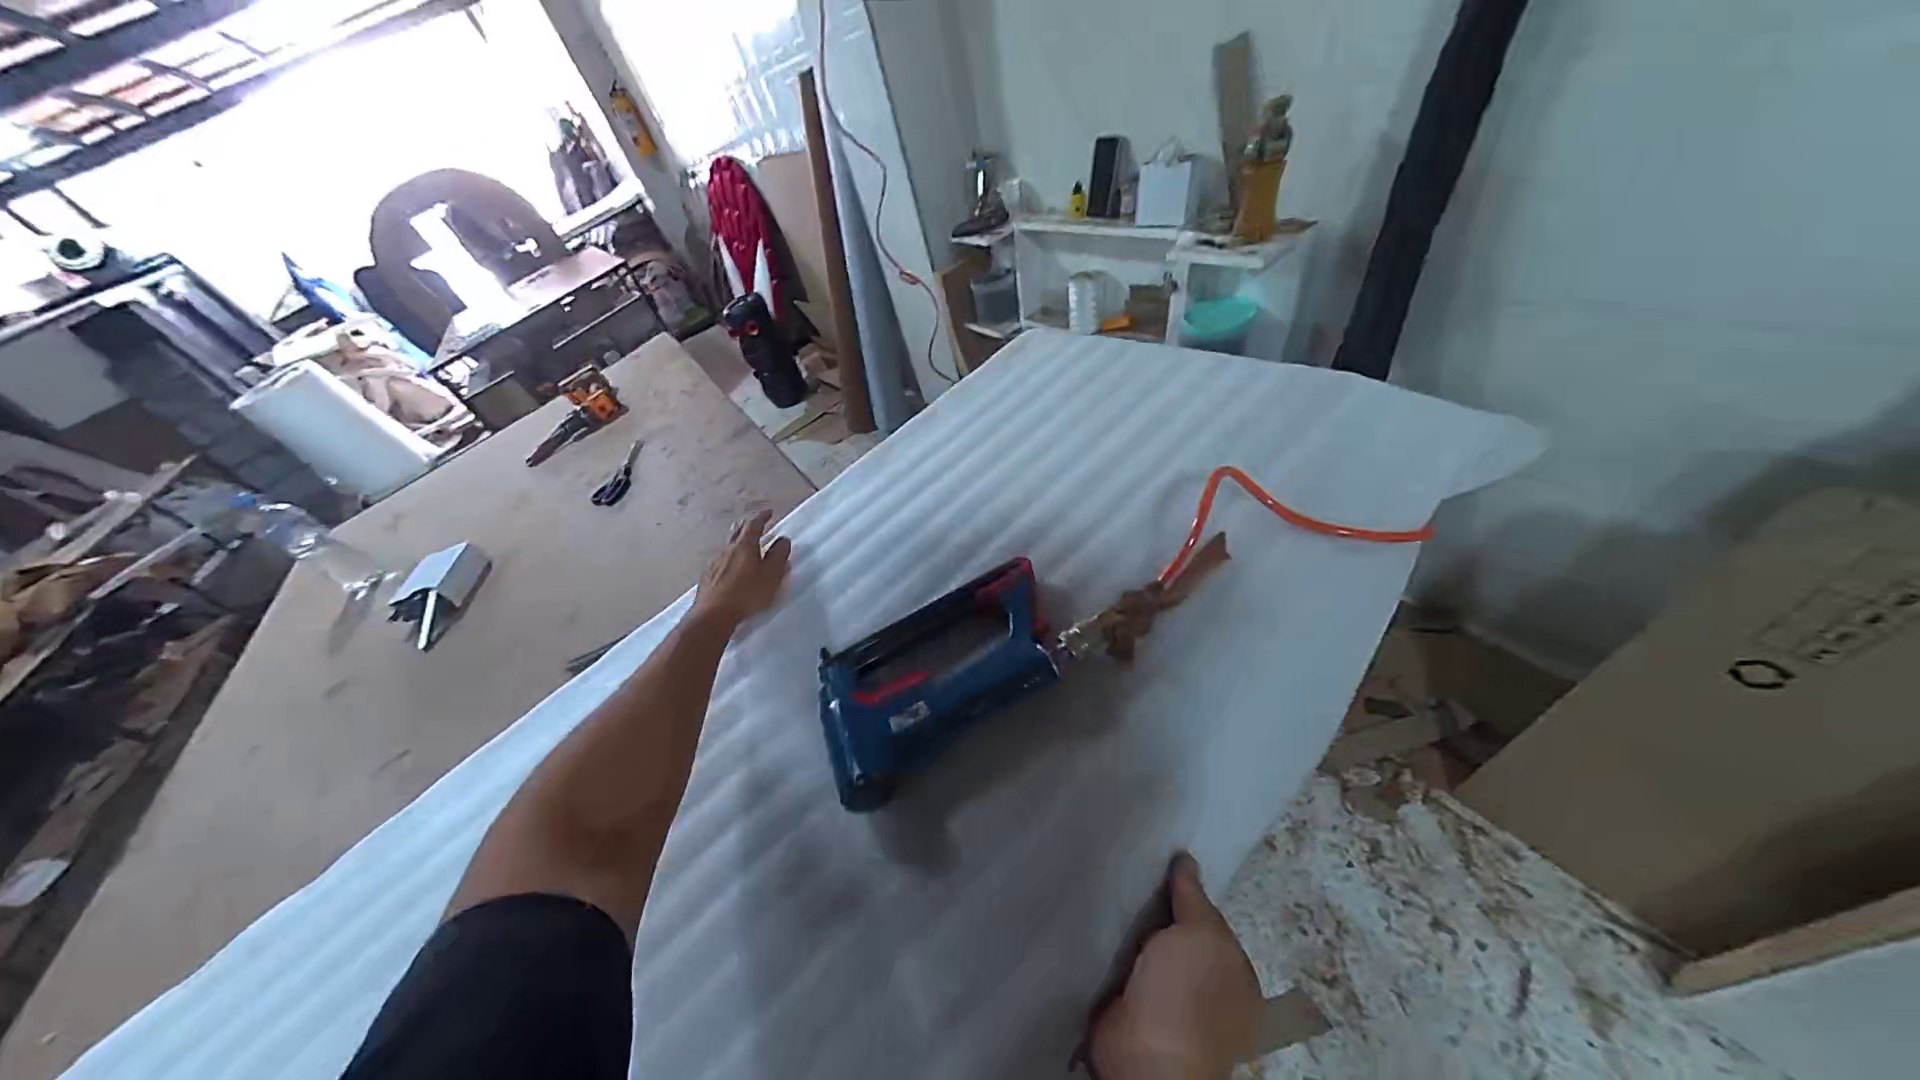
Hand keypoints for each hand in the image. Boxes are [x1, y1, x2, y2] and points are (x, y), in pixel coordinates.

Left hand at [692, 510, 791, 627]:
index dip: (762, 516)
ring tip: (748, 547)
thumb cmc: (745, 595)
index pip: (753, 524)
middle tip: (756, 522)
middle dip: (748, 524)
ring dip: (740, 542)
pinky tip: (735, 568)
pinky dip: (732, 558)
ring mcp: (715, 563)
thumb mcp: (771, 576)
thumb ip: (778, 556)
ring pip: (729, 546)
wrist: (713, 615)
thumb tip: (783, 541)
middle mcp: (727, 550)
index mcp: (744, 546)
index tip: (768, 512)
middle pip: (737, 530)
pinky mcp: (709, 576)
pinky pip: (722, 560)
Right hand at [1092, 854, 1263, 1079]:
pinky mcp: (1132, 1005)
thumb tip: (1187, 859)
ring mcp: (1168, 999)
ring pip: (1148, 947)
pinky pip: (1123, 963)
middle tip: (1127, 866)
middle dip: (1155, 908)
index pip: (1208, 919)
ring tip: (1107, 881)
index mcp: (1233, 974)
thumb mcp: (1201, 935)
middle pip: (1177, 932)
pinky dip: (1111, 945)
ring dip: (1130, 925)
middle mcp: (1205, 987)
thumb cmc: (1187, 995)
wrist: (1146, 1058)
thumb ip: (1193, 897)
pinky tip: (1097, 916)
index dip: (1186, 892)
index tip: (1158, 862)